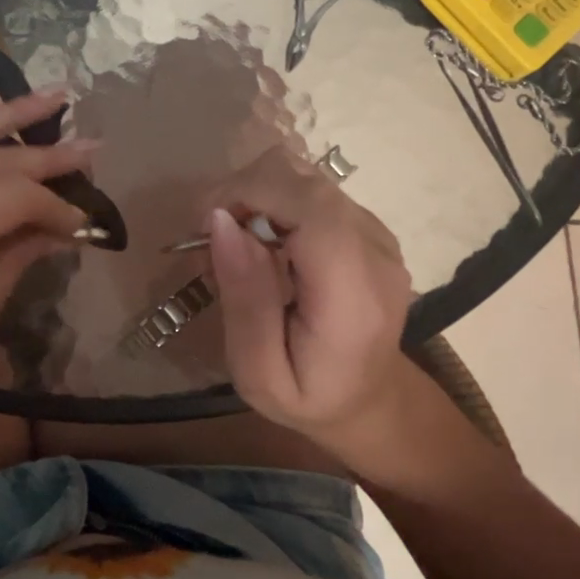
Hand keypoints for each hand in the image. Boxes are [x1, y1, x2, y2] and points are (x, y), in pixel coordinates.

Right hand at [205, 148, 418, 457]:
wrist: (368, 402)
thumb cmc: (308, 397)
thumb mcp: (259, 373)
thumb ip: (245, 300)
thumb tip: (220, 220)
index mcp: (352, 294)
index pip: (309, 205)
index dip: (247, 193)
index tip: (202, 224)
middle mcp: (375, 252)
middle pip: (302, 179)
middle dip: (241, 191)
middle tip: (210, 238)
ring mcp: (376, 235)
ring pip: (302, 175)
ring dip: (254, 195)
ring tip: (234, 241)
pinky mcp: (367, 227)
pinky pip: (310, 190)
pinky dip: (272, 202)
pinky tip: (261, 243)